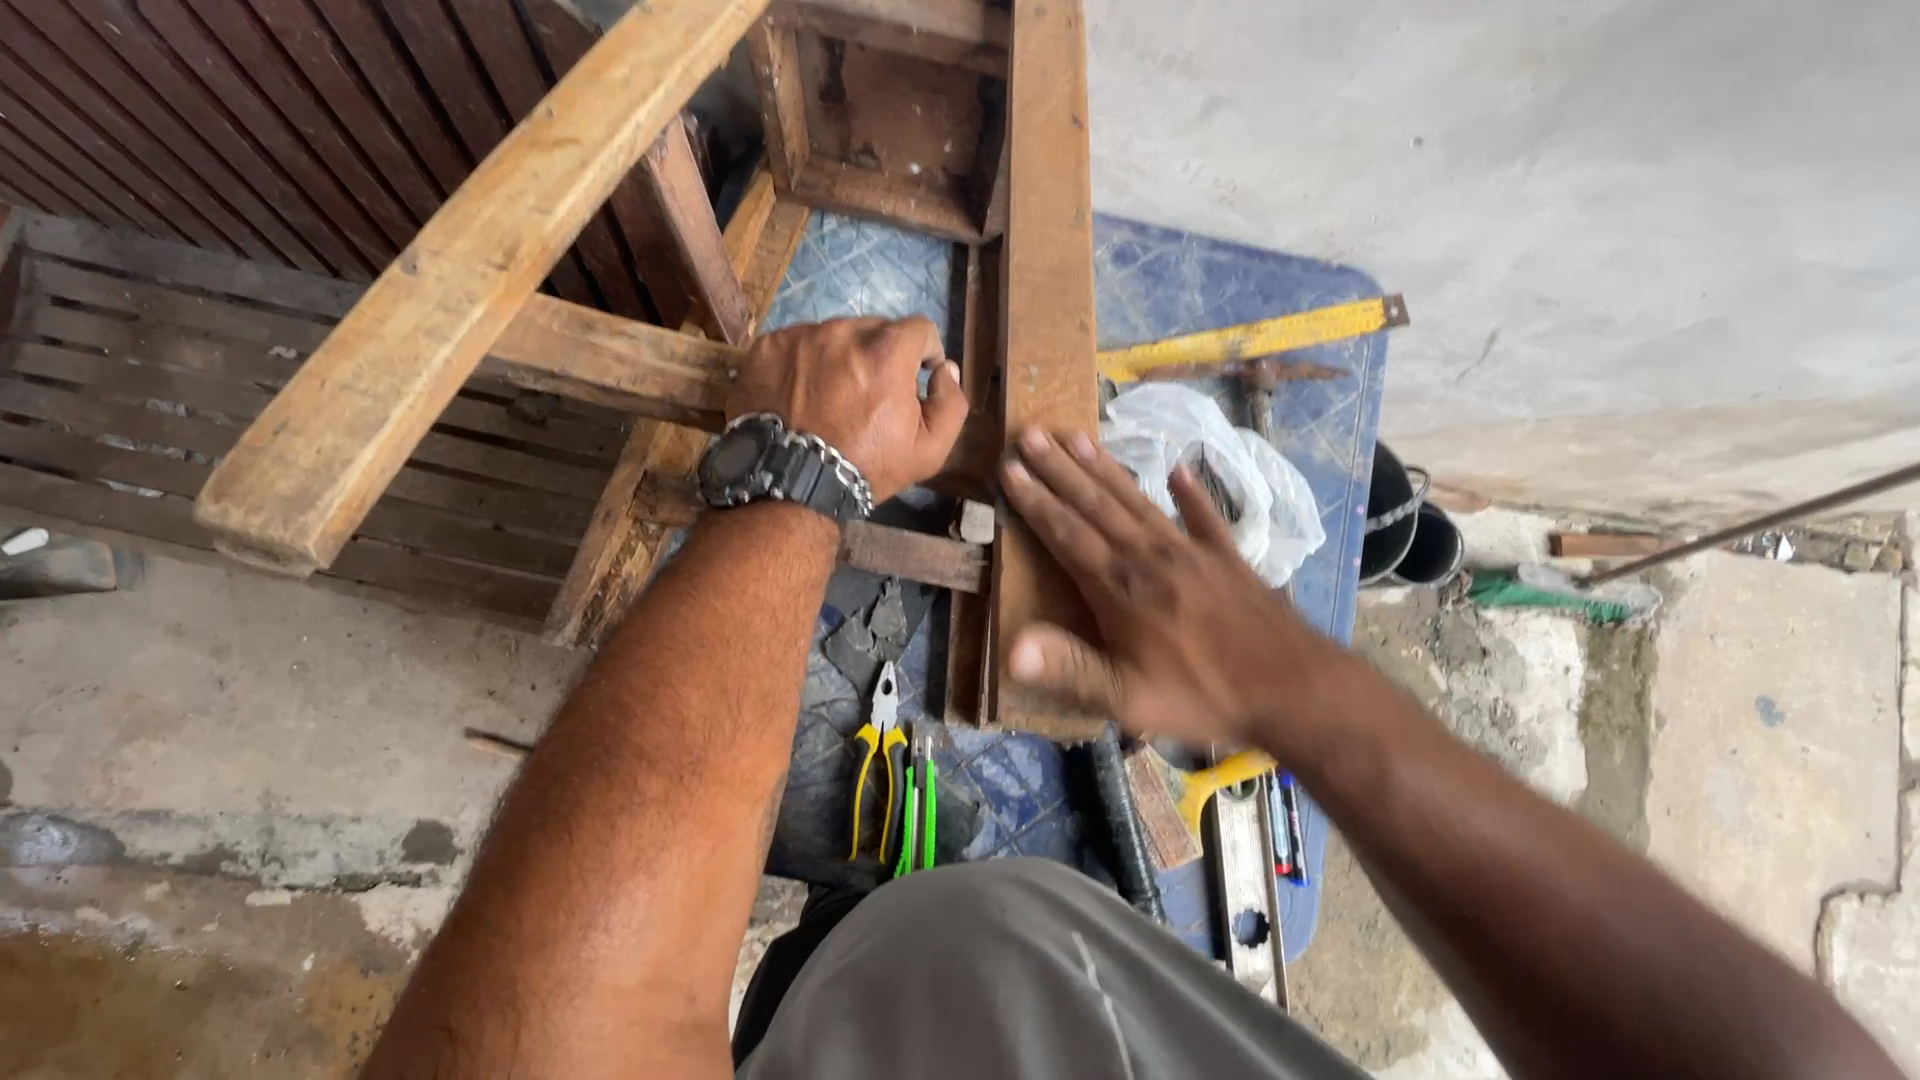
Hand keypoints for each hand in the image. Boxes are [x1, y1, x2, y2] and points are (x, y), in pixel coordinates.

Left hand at [727, 316, 967, 503]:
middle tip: (871, 395)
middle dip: (881, 356)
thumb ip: (951, 403)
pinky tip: (803, 395)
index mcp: (886, 350)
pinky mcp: (768, 346)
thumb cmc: (866, 467)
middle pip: (876, 329)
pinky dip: (805, 363)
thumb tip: (945, 369)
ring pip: (835, 335)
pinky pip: (798, 344)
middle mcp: (843, 331)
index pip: (920, 328)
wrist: (789, 484)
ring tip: (833, 397)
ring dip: (842, 358)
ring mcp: (801, 336)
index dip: (925, 353)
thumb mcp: (929, 449)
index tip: (917, 378)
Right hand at [999, 428, 1340, 745]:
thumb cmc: (1203, 696)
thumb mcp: (1128, 698)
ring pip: (1137, 500)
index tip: (1009, 468)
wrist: (1294, 688)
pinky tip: (1179, 469)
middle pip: (1096, 504)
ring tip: (1078, 437)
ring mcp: (1191, 551)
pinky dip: (1189, 492)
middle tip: (1030, 433)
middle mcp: (1151, 556)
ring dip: (1104, 468)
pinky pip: (1203, 516)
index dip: (1036, 501)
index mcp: (1121, 587)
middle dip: (1059, 469)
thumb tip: (1011, 647)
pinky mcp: (1227, 557)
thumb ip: (1069, 669)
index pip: (1067, 533)